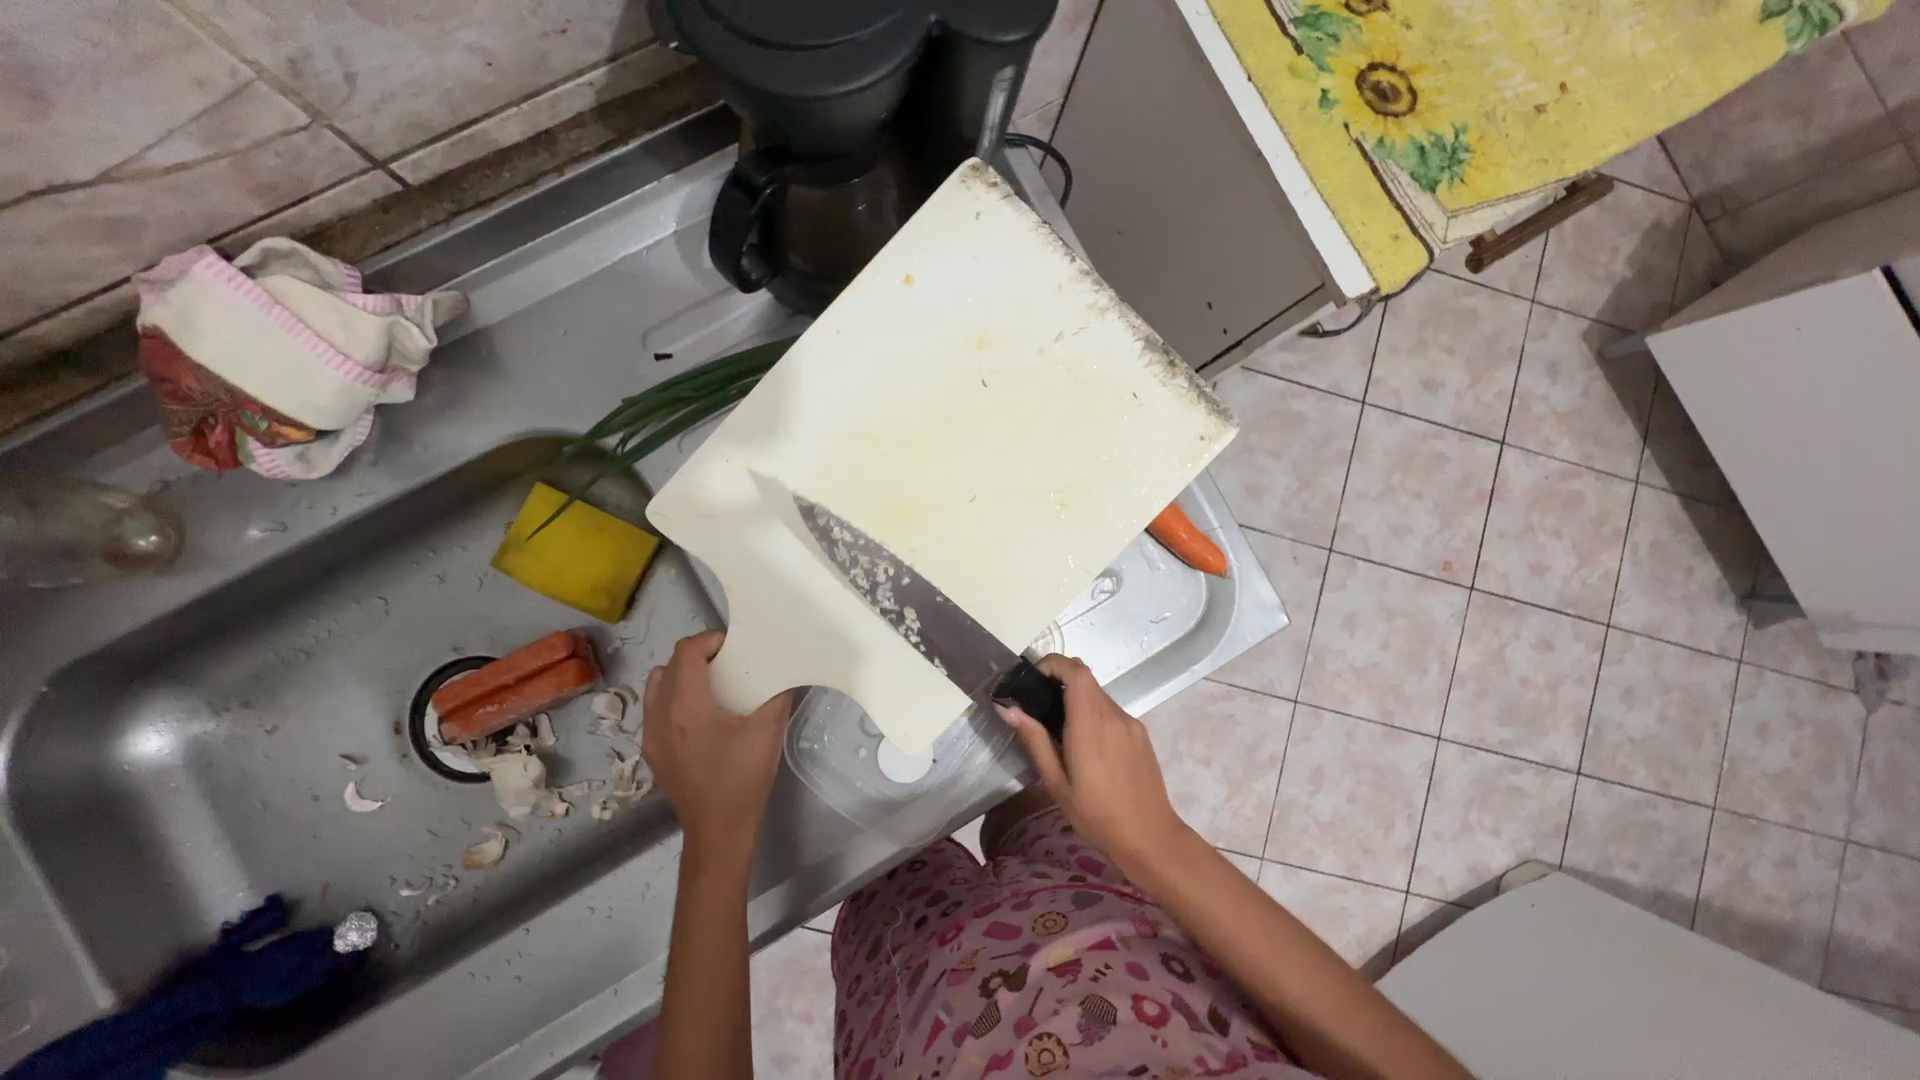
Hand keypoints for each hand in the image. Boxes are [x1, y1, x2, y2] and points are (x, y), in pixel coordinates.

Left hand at [642, 630, 792, 856]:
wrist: (719, 830)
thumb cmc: (743, 778)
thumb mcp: (768, 731)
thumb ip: (776, 694)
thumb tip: (782, 672)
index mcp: (686, 706)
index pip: (686, 652)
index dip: (709, 640)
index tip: (734, 647)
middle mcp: (660, 716)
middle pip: (669, 666)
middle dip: (697, 657)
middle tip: (727, 665)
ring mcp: (651, 736)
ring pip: (656, 687)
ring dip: (680, 677)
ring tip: (710, 688)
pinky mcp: (652, 753)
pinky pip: (655, 711)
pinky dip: (673, 701)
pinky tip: (701, 718)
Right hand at [997, 654, 1188, 871]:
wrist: (1149, 837)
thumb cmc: (1097, 815)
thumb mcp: (1056, 783)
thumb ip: (1034, 740)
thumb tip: (1009, 708)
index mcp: (1091, 724)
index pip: (1076, 671)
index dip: (1053, 664)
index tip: (1033, 678)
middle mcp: (1114, 715)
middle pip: (1086, 681)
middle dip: (1059, 685)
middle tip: (1037, 710)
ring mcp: (1131, 724)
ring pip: (1098, 697)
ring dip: (1077, 703)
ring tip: (1059, 736)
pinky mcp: (1140, 735)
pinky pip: (1111, 713)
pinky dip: (1093, 716)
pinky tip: (1086, 750)